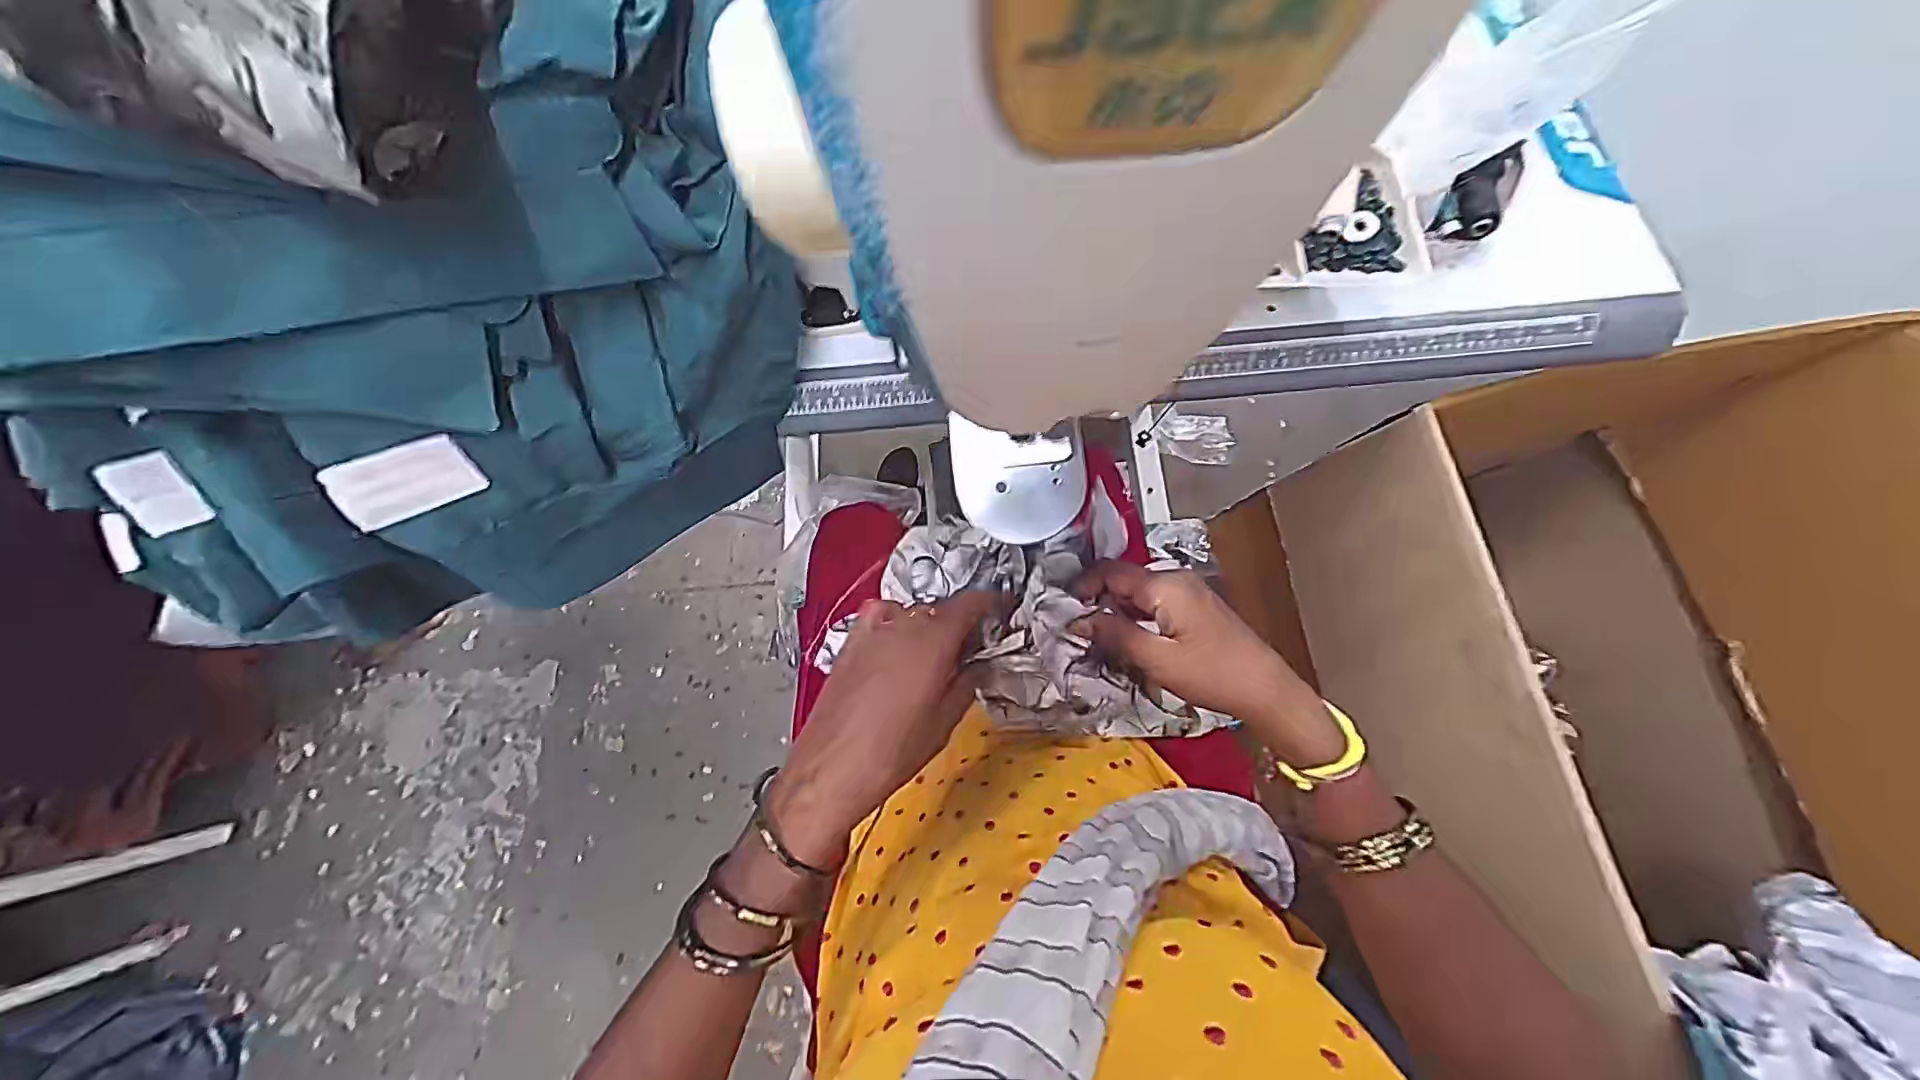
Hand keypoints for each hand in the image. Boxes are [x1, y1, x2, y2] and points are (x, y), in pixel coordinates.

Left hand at [767, 592, 997, 866]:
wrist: (831, 769)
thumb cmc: (887, 752)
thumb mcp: (945, 720)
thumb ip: (967, 682)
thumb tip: (977, 668)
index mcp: (933, 637)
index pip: (972, 602)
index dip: (991, 604)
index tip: (1000, 611)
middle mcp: (901, 623)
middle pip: (941, 608)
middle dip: (958, 624)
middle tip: (970, 649)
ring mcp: (871, 629)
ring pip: (910, 614)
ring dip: (926, 629)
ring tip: (933, 661)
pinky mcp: (850, 642)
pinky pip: (883, 623)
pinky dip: (896, 632)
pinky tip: (899, 659)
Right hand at [1070, 560, 1345, 763]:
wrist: (1266, 689)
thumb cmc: (1214, 674)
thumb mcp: (1156, 659)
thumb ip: (1114, 635)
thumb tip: (1080, 620)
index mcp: (1165, 585)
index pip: (1111, 572)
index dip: (1083, 586)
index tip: (1063, 607)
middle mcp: (1176, 579)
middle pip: (1124, 580)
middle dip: (1098, 600)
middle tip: (1079, 628)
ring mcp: (1188, 591)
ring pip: (1138, 592)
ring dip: (1117, 610)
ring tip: (1101, 638)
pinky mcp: (1195, 606)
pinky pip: (1154, 602)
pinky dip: (1136, 616)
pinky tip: (1131, 639)